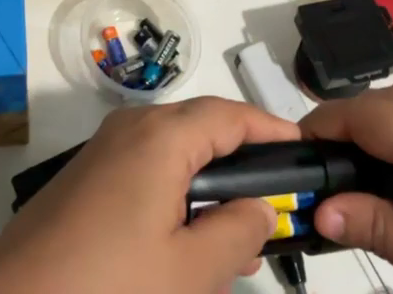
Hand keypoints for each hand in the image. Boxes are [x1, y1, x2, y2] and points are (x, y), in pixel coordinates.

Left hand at [0, 97, 300, 293]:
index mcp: (159, 136)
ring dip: (209, 190)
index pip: (230, 115)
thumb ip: (237, 232)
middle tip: (278, 209)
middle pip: (202, 130)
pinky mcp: (86, 178)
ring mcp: (104, 151)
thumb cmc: (110, 283)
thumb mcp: (190, 268)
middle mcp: (130, 129)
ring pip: (174, 155)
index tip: (306, 153)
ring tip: (239, 244)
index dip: (271, 130)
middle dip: (242, 166)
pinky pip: (146, 173)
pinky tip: (188, 246)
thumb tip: (260, 207)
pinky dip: (175, 199)